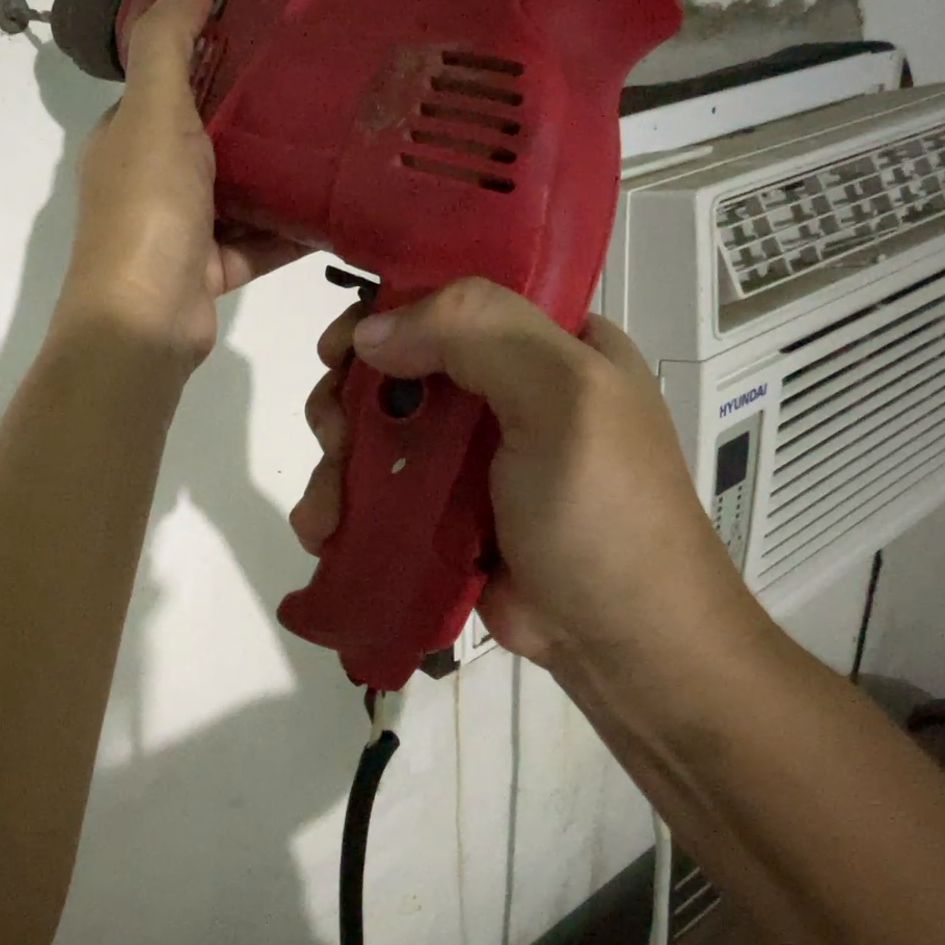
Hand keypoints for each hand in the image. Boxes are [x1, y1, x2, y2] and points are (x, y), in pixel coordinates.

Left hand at [53, 0, 306, 370]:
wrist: (141, 326)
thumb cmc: (145, 213)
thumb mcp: (154, 113)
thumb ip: (168, 43)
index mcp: (127, 138)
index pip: (171, 83)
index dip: (215, 55)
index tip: (275, 33)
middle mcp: (148, 181)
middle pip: (210, 138)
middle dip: (260, 116)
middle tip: (326, 84)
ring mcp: (178, 230)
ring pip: (236, 193)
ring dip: (279, 175)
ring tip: (341, 141)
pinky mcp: (207, 271)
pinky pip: (254, 241)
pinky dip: (287, 230)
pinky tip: (334, 210)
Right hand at [290, 279, 765, 668]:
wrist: (620, 642)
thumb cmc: (605, 514)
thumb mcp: (565, 399)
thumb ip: (479, 337)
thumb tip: (370, 332)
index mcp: (546, 347)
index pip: (452, 303)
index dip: (388, 314)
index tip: (343, 349)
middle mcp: (500, 394)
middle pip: (396, 370)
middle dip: (349, 401)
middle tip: (336, 437)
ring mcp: (466, 457)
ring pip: (374, 434)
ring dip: (334, 466)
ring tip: (326, 509)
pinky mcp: (439, 512)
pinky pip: (374, 491)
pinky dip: (339, 507)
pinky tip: (324, 531)